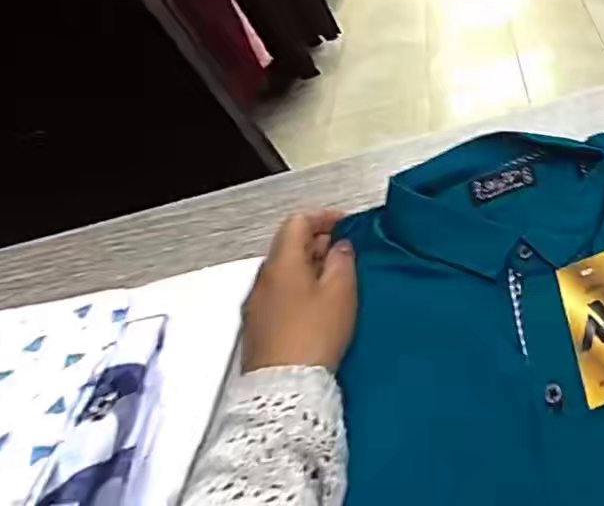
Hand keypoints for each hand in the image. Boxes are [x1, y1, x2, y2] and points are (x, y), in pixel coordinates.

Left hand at [241, 210, 357, 372]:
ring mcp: (256, 304)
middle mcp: (262, 280)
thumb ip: (342, 258)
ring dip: (310, 263)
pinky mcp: (258, 324)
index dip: (324, 217)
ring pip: (284, 268)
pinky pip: (279, 289)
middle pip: (288, 245)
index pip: (297, 223)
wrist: (284, 387)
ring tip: (338, 273)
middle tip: (347, 249)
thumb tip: (338, 246)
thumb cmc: (316, 330)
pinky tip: (321, 297)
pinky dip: (300, 283)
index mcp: (281, 265)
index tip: (347, 224)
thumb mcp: (341, 288)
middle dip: (319, 241)